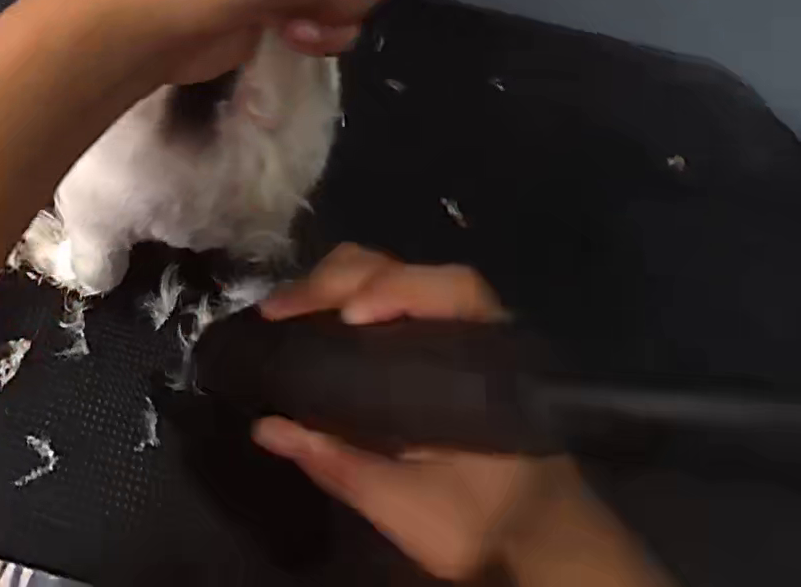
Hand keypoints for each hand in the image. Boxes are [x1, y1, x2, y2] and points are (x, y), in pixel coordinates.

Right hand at [249, 244, 557, 581]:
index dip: (398, 288)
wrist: (533, 532)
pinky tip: (305, 313)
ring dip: (330, 280)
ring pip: (383, 269)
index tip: (350, 318)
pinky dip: (335, 292)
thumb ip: (345, 469)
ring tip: (284, 307)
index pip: (454, 289)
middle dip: (337, 279)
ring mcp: (438, 322)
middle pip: (400, 267)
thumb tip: (267, 427)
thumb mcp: (417, 511)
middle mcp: (464, 323)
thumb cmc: (487, 520)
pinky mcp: (418, 331)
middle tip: (281, 310)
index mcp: (485, 357)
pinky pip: (374, 290)